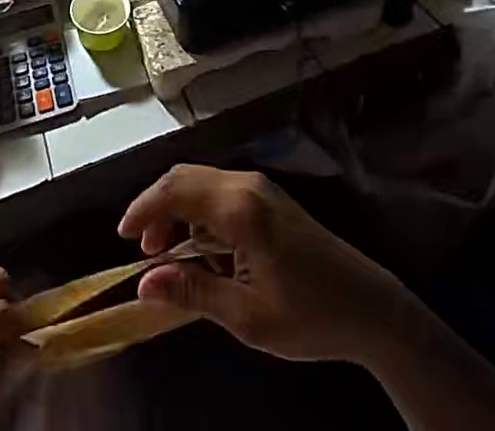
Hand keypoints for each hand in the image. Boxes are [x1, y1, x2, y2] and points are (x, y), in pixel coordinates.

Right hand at [118, 165, 424, 366]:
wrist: (371, 308)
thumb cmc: (310, 315)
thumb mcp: (247, 316)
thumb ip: (193, 292)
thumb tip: (144, 284)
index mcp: (240, 209)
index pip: (175, 191)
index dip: (143, 209)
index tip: (123, 238)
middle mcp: (248, 187)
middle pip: (184, 178)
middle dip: (158, 209)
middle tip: (146, 251)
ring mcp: (261, 189)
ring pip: (201, 183)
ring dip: (178, 212)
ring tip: (172, 256)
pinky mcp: (270, 199)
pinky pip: (220, 193)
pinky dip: (200, 214)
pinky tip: (205, 252)